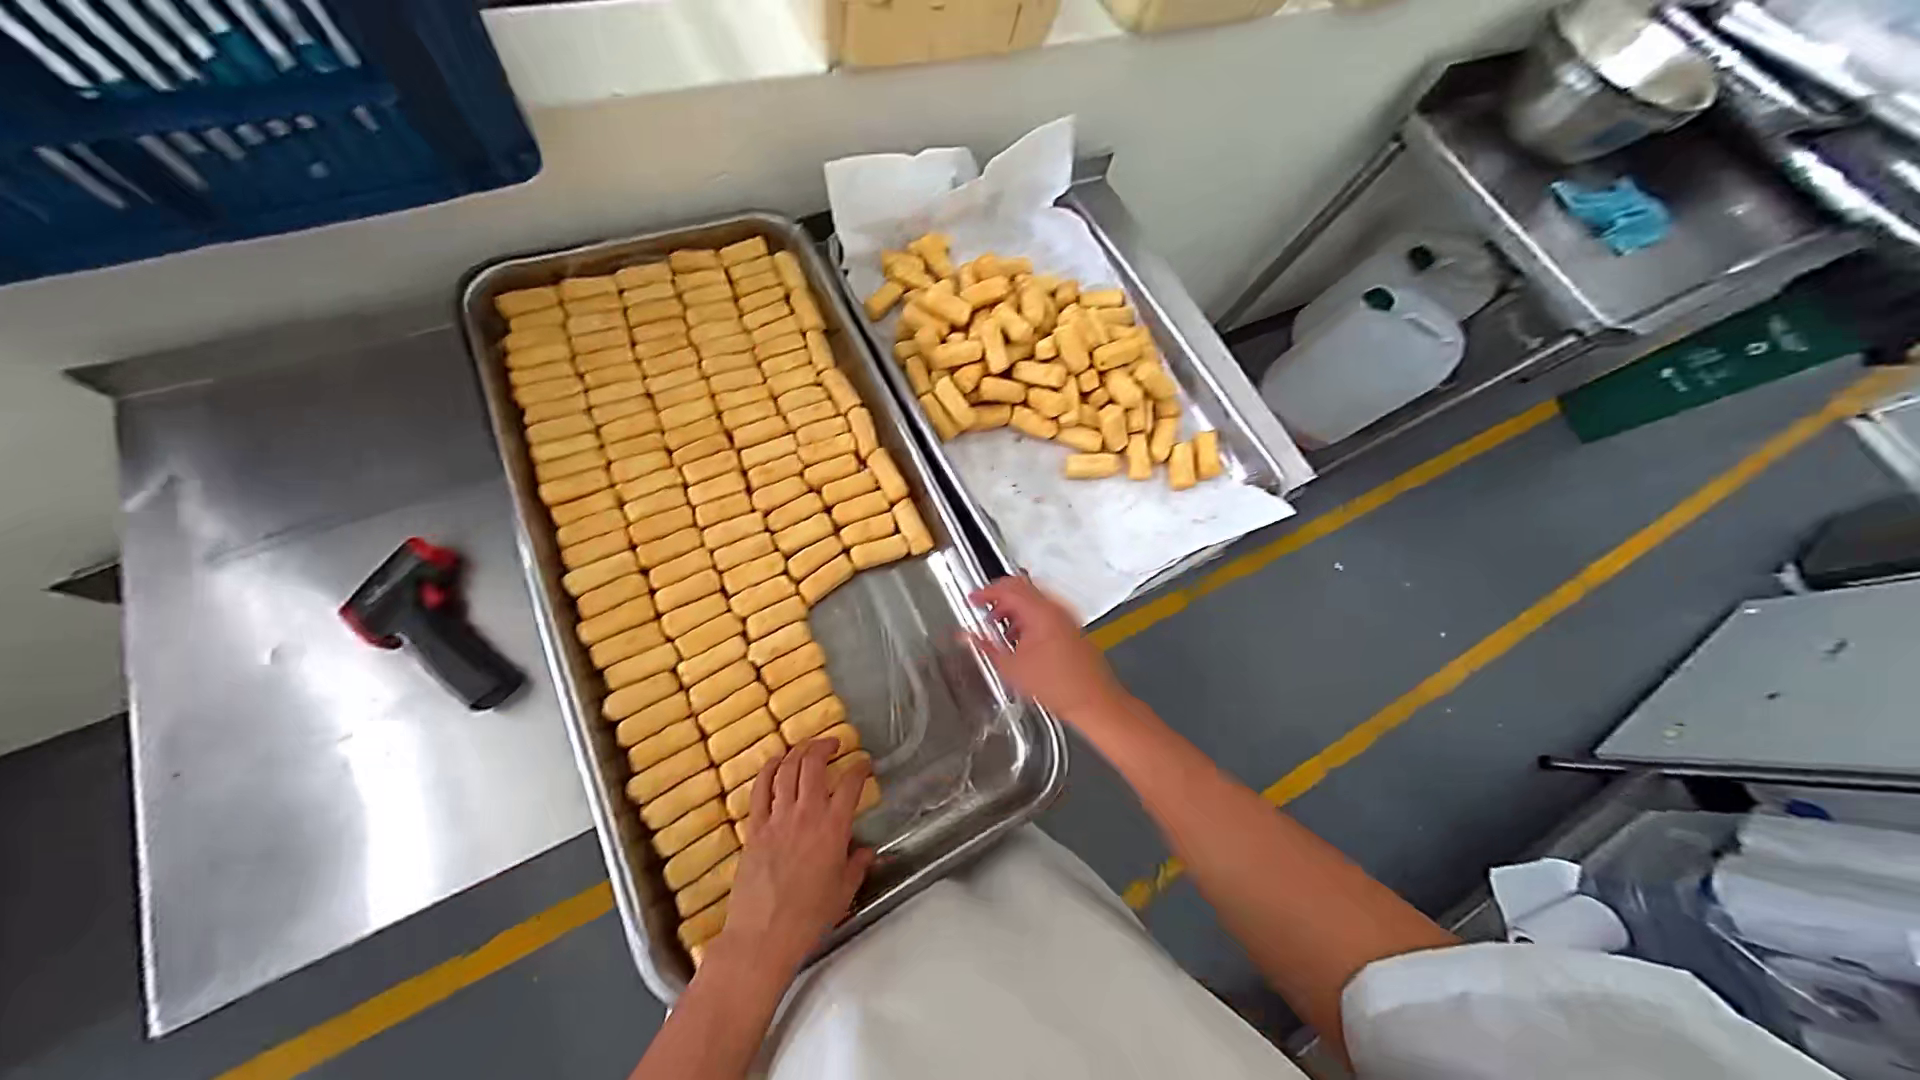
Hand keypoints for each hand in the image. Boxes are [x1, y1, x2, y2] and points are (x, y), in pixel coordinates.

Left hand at [719, 739, 872, 979]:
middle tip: (834, 743)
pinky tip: (775, 761)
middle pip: (814, 765)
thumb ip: (857, 865)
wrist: (763, 936)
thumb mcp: (844, 891)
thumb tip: (867, 851)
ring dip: (798, 751)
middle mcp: (805, 815)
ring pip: (787, 770)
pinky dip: (768, 770)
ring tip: (807, 746)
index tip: (865, 764)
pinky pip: (760, 790)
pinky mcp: (754, 828)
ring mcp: (776, 819)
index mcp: (833, 828)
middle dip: (825, 746)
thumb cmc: (809, 917)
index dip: (860, 768)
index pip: (851, 785)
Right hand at [971, 575, 1131, 726]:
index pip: (1007, 588)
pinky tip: (1019, 639)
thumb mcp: (1011, 668)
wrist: (1093, 700)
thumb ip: (985, 647)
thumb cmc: (1062, 687)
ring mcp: (1066, 617)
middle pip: (1021, 588)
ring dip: (1013, 609)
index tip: (973, 598)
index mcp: (1040, 612)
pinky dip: (1027, 617)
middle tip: (982, 607)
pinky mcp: (1071, 628)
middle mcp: (1056, 609)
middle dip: (998, 597)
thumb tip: (968, 637)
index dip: (984, 592)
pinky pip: (1044, 612)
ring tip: (997, 627)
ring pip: (1033, 600)